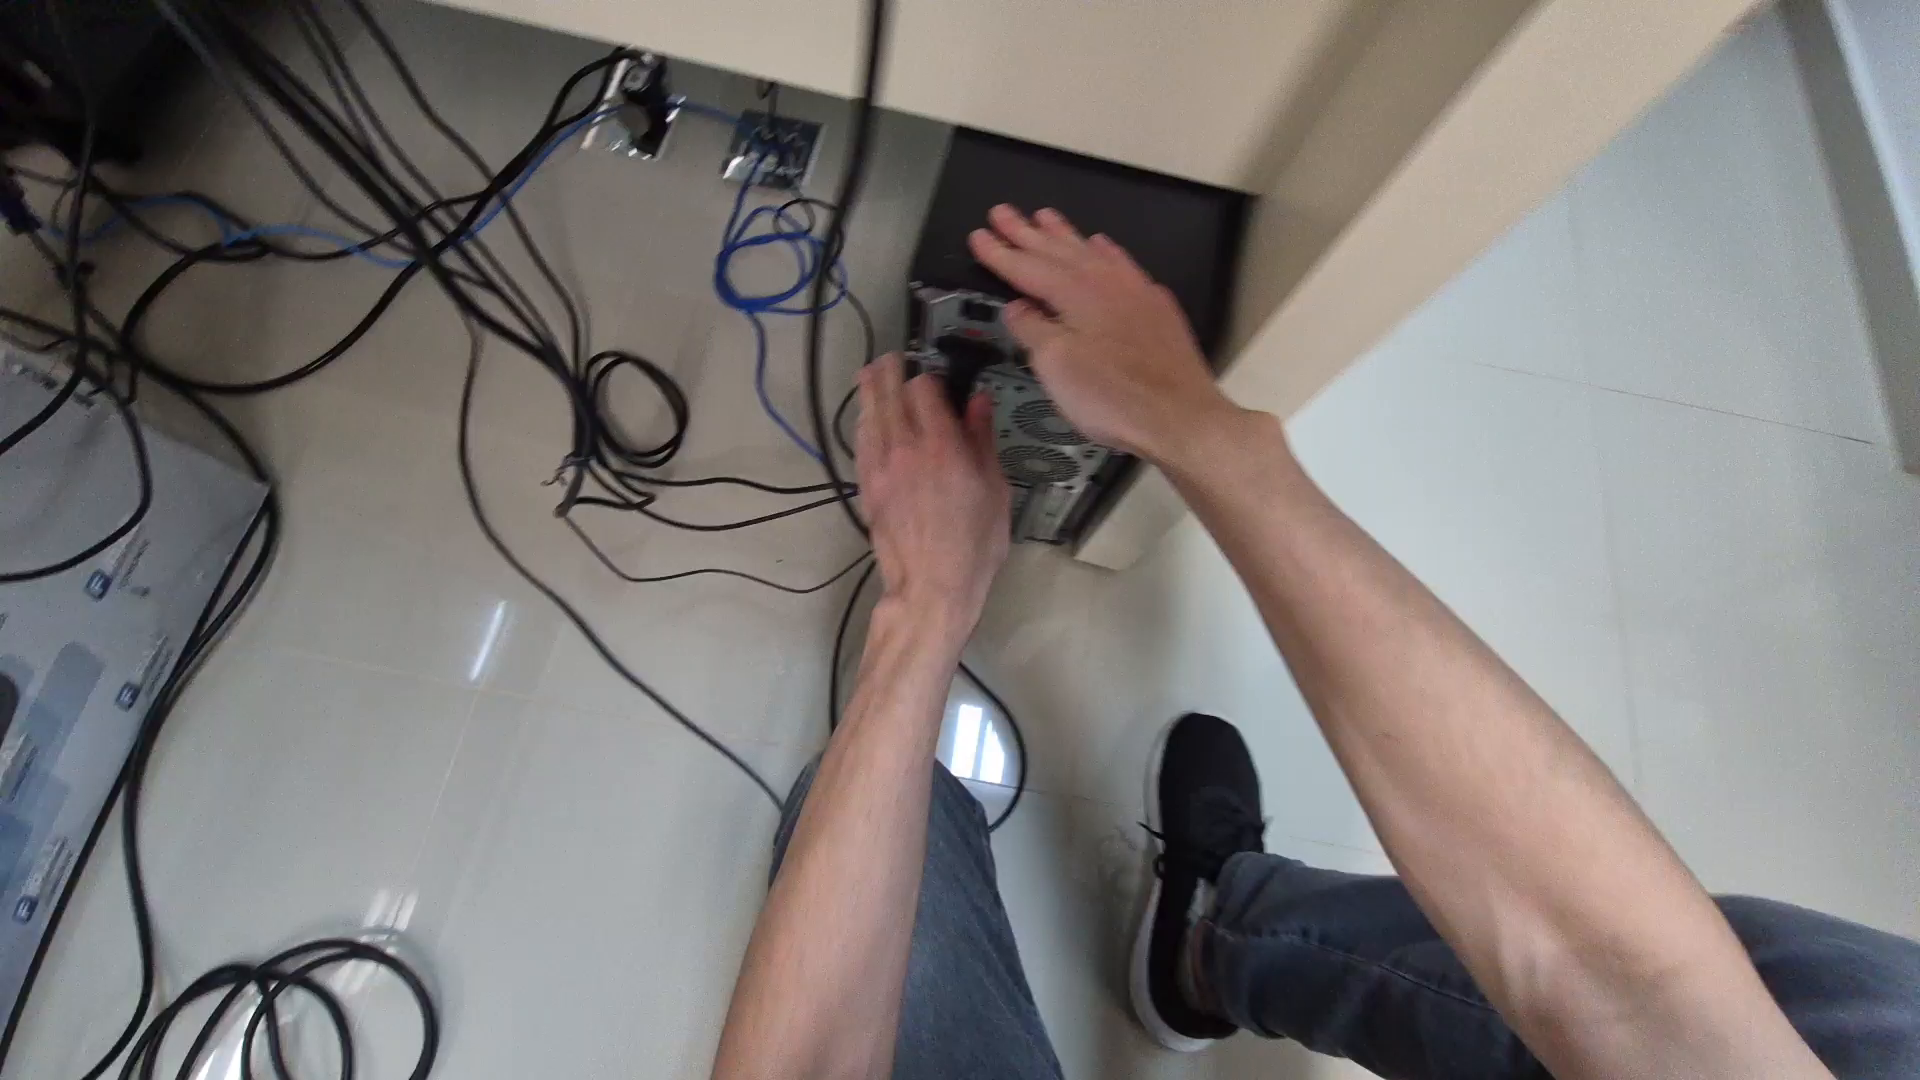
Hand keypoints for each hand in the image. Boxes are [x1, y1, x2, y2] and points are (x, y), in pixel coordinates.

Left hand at [855, 353, 1010, 640]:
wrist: (931, 587)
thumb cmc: (973, 544)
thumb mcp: (994, 490)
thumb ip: (982, 440)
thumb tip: (978, 404)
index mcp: (942, 447)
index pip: (924, 389)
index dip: (929, 376)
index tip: (938, 377)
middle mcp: (905, 449)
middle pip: (889, 393)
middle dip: (891, 370)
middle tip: (893, 358)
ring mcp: (880, 468)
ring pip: (868, 413)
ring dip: (870, 389)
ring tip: (873, 373)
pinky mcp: (867, 487)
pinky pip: (860, 442)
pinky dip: (863, 422)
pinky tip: (866, 416)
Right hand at [967, 205, 1241, 461]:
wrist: (1178, 416)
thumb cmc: (1114, 397)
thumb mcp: (1057, 366)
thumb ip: (1032, 330)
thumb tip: (1017, 309)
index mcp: (1076, 293)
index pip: (1027, 267)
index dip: (1000, 253)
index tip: (979, 236)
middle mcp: (1106, 282)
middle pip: (1058, 251)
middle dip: (1026, 232)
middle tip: (1002, 213)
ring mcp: (1135, 292)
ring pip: (1091, 252)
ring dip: (1064, 235)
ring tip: (1044, 217)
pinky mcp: (1155, 309)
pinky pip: (1122, 265)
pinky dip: (1105, 252)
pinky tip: (1101, 246)